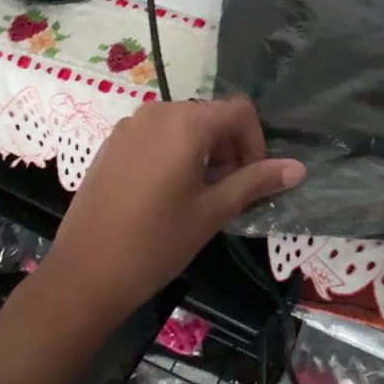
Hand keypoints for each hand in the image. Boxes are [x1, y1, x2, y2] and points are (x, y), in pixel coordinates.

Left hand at [42, 97, 305, 316]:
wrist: (84, 273)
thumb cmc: (156, 242)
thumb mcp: (213, 212)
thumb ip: (255, 182)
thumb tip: (298, 168)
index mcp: (186, 122)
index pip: (240, 111)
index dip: (256, 142)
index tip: (251, 180)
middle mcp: (158, 112)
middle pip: (211, 116)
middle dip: (229, 148)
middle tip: (228, 193)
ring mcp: (130, 126)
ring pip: (183, 125)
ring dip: (203, 152)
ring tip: (199, 197)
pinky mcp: (112, 143)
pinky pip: (156, 135)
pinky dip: (174, 153)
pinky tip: (167, 195)